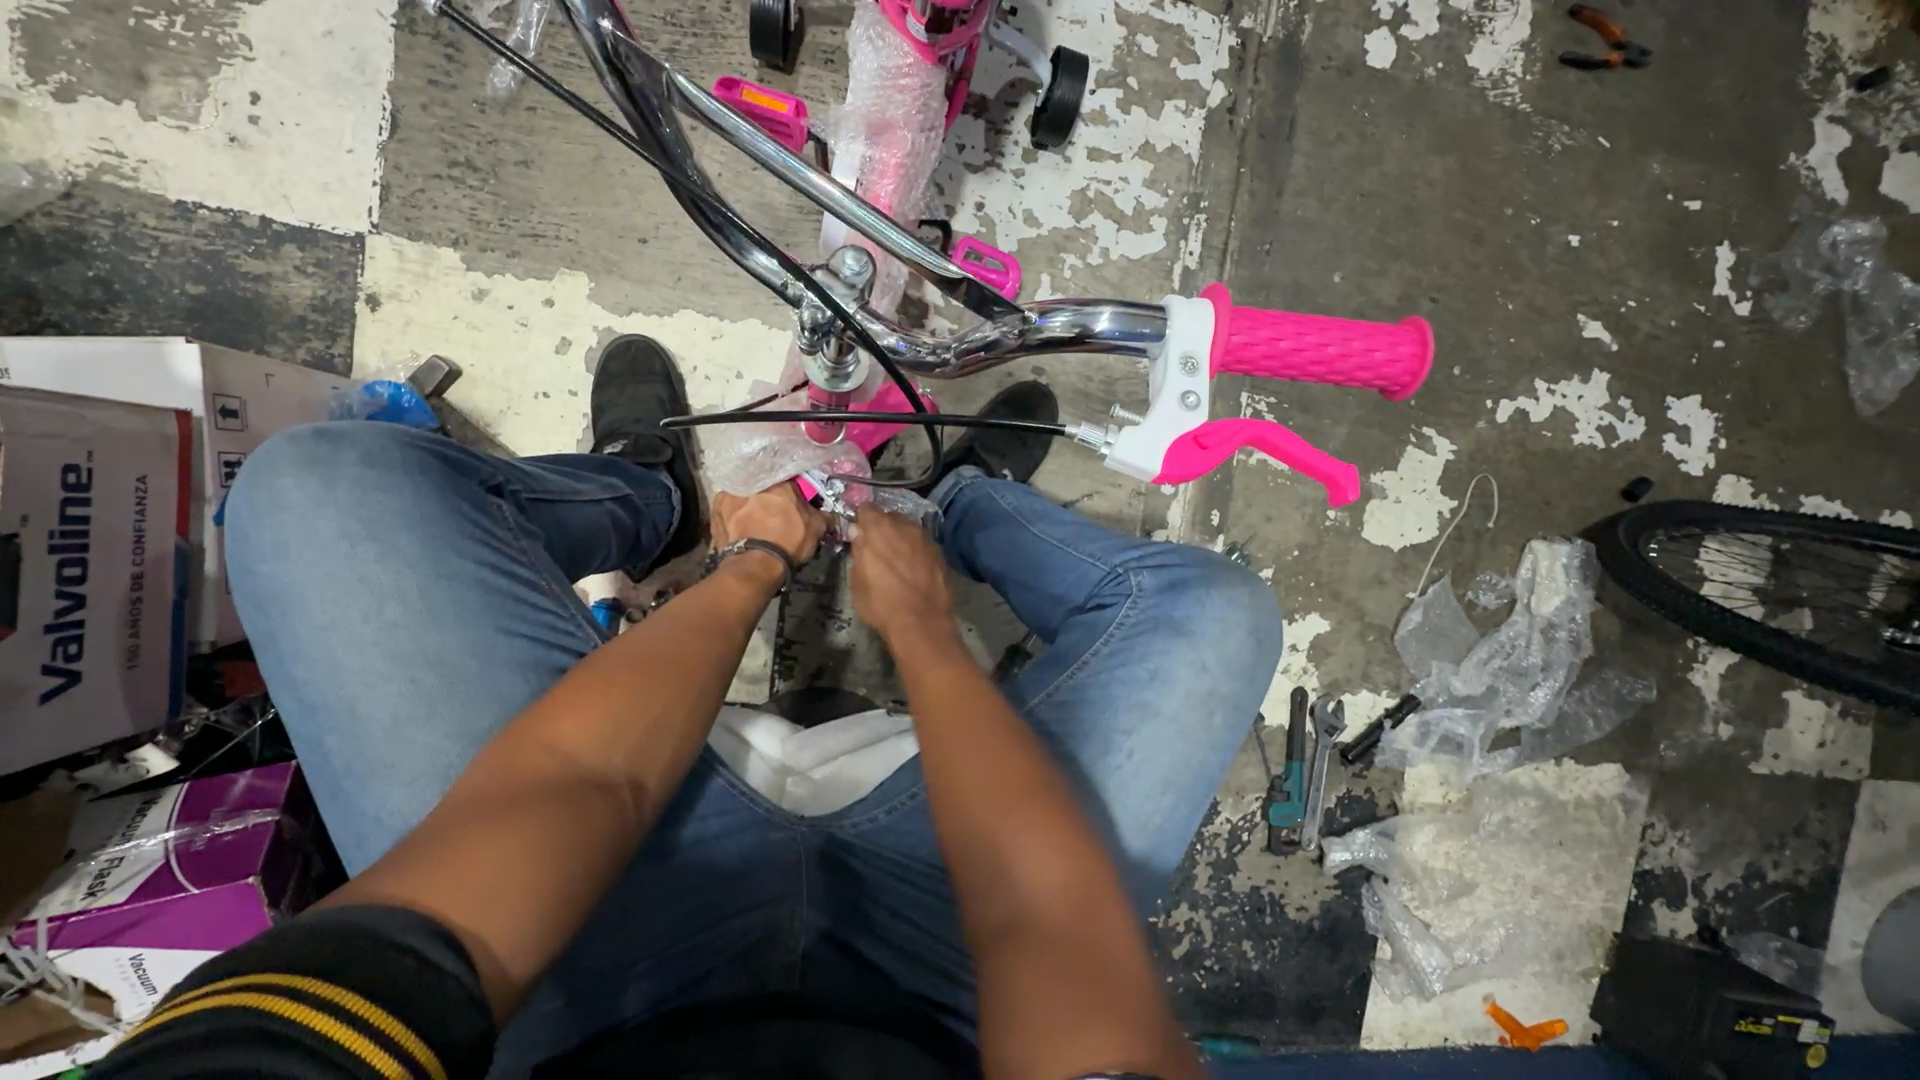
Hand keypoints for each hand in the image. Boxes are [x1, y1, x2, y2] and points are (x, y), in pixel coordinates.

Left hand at [710, 485, 826, 562]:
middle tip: (772, 511)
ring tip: (753, 520)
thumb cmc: (788, 541)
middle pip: (762, 485)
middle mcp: (751, 481)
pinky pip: (727, 510)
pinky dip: (732, 517)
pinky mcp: (714, 512)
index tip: (794, 502)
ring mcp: (728, 495)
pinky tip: (738, 527)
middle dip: (767, 496)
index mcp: (778, 480)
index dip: (792, 491)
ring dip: (747, 504)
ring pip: (742, 495)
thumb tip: (829, 514)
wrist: (754, 564)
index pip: (789, 478)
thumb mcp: (815, 529)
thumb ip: (823, 516)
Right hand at [849, 505, 955, 646]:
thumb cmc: (881, 603)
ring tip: (897, 558)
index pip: (865, 509)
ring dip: (901, 538)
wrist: (922, 622)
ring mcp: (925, 537)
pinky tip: (915, 567)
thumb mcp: (856, 580)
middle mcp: (903, 525)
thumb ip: (858, 551)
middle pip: (889, 517)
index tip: (858, 532)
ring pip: (908, 529)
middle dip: (882, 528)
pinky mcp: (939, 552)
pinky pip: (922, 544)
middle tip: (877, 547)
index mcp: (877, 527)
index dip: (860, 519)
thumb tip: (859, 533)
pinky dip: (916, 550)